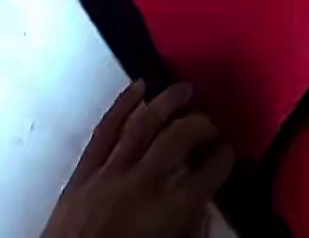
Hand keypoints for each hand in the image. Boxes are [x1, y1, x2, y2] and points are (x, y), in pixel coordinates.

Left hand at [44, 81, 234, 237]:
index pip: (207, 174)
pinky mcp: (80, 178)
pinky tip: (139, 86)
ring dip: (168, 101)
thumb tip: (202, 210)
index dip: (223, 158)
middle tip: (211, 126)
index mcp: (164, 216)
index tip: (228, 152)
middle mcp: (139, 188)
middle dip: (201, 125)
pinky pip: (103, 132)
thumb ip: (188, 235)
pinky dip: (122, 104)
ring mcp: (106, 178)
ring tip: (185, 90)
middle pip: (179, 137)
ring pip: (143, 124)